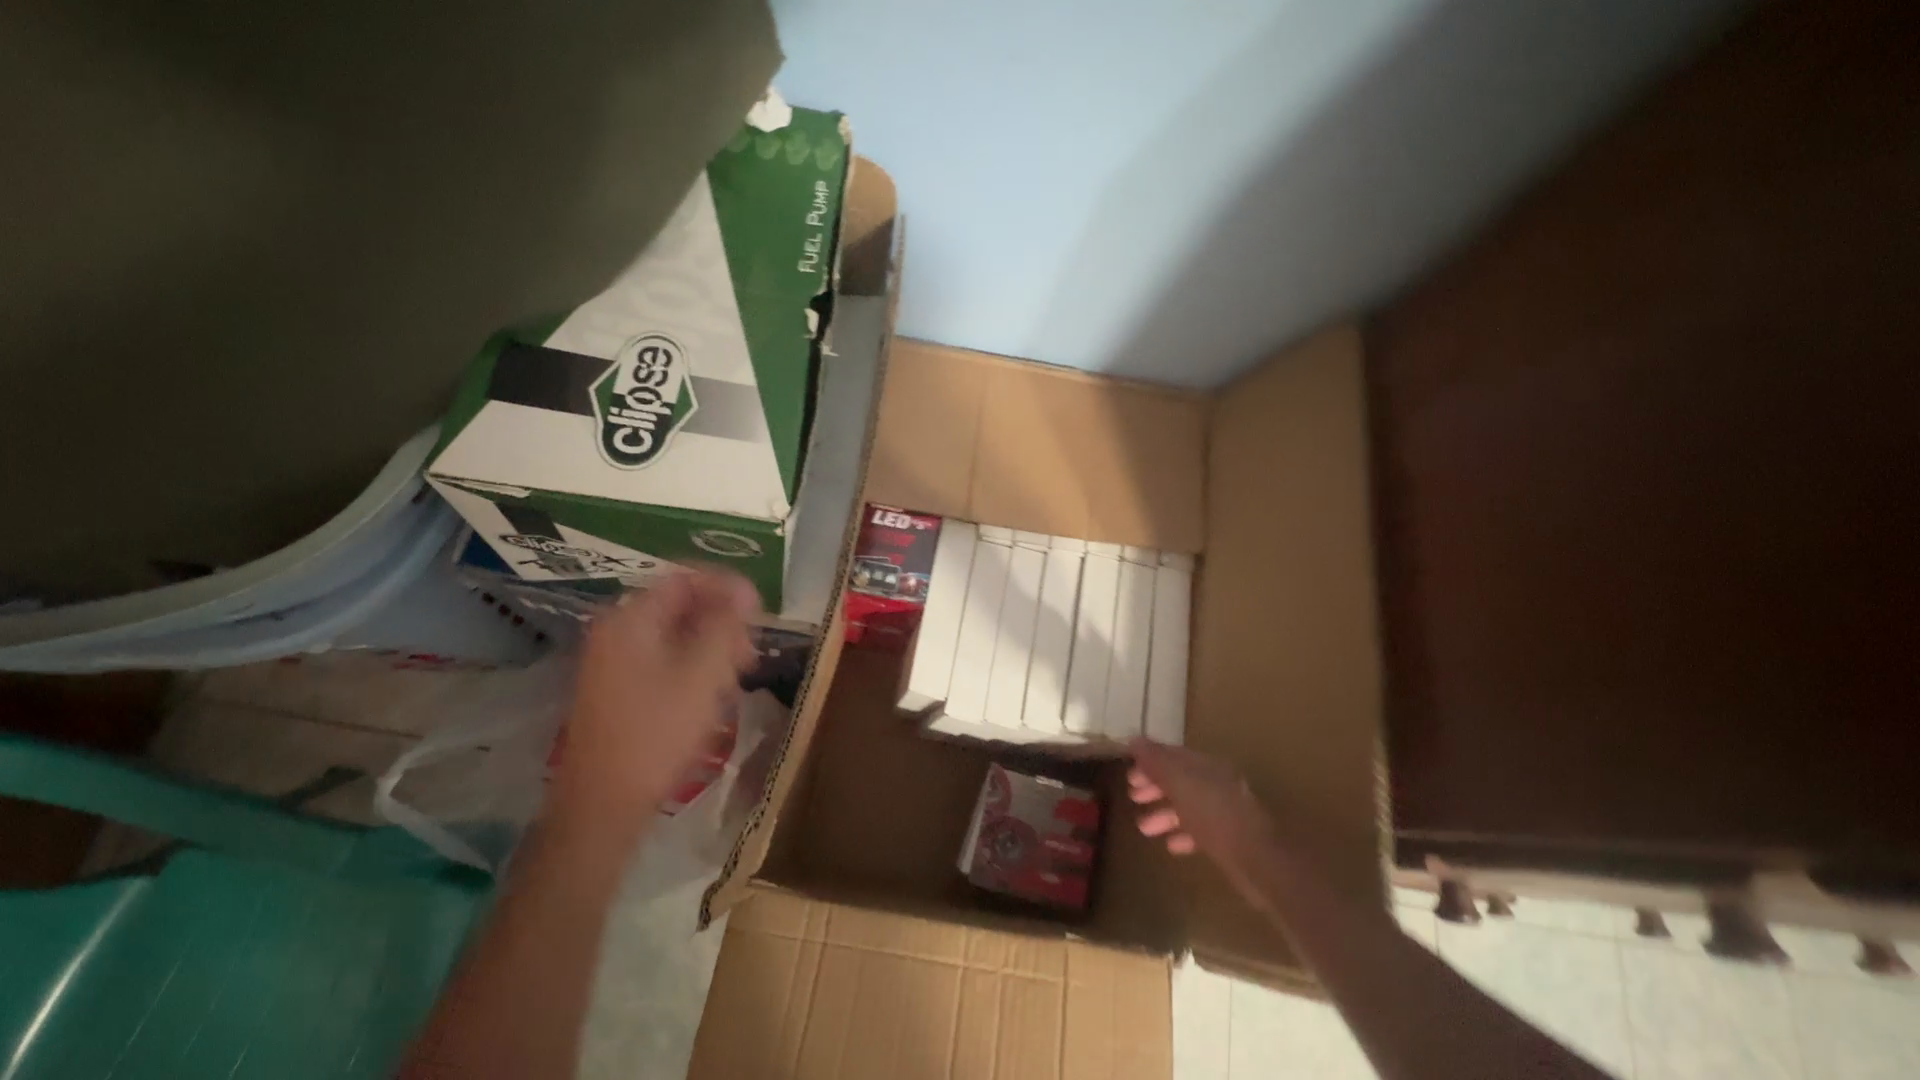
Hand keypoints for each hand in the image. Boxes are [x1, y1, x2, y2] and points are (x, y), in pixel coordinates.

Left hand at [549, 569, 759, 831]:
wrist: (603, 805)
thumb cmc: (656, 734)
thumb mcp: (702, 676)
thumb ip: (726, 627)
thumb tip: (745, 591)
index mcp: (630, 620)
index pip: (683, 578)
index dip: (726, 586)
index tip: (759, 609)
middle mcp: (615, 633)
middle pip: (677, 605)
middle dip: (720, 619)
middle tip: (752, 647)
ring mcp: (611, 663)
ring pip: (672, 635)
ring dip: (709, 645)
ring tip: (739, 673)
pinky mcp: (616, 692)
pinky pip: (661, 660)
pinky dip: (691, 666)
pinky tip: (712, 693)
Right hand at [1127, 738, 1281, 903]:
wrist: (1257, 858)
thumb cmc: (1213, 814)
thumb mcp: (1179, 782)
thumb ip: (1156, 761)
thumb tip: (1135, 738)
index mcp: (1207, 766)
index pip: (1174, 755)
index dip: (1150, 762)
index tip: (1129, 774)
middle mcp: (1218, 784)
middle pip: (1181, 780)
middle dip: (1155, 787)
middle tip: (1133, 798)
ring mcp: (1226, 812)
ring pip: (1189, 806)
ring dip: (1165, 814)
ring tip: (1144, 828)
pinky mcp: (1231, 839)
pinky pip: (1201, 831)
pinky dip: (1183, 834)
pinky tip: (1171, 846)